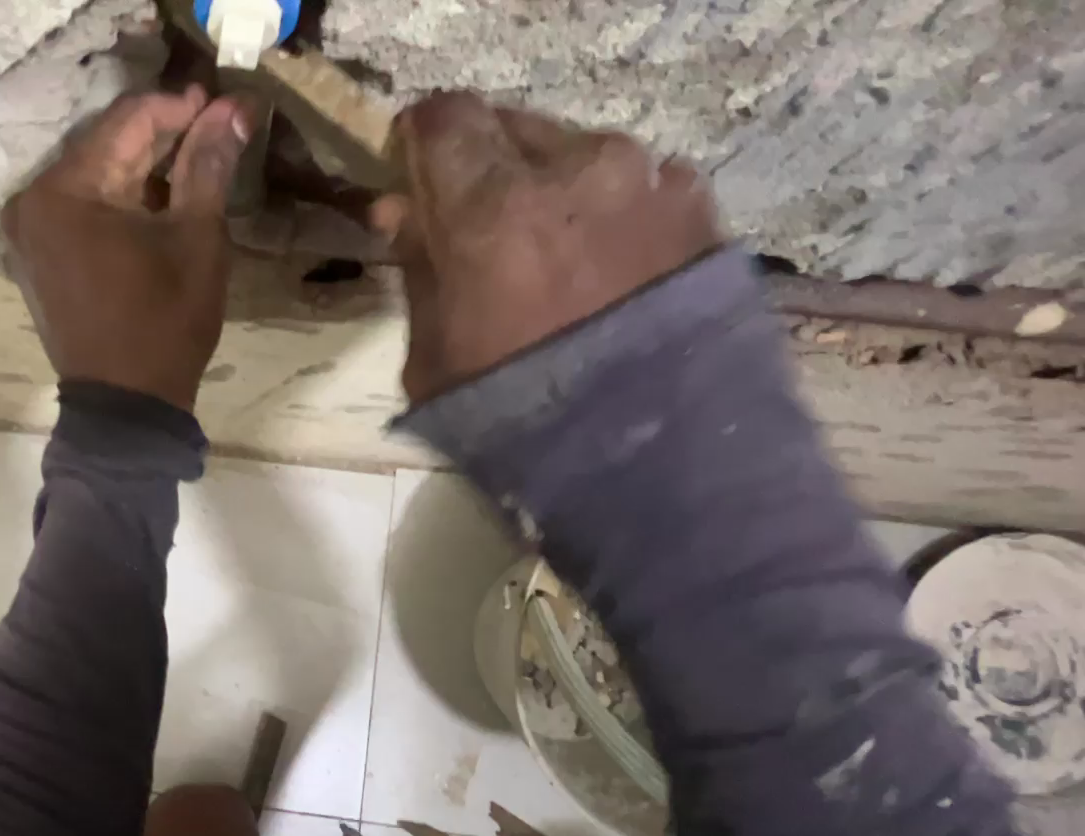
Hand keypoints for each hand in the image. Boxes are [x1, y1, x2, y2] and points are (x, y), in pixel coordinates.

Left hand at [1, 88, 252, 411]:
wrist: (126, 408)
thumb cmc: (164, 326)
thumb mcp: (196, 241)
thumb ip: (208, 167)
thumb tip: (232, 109)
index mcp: (63, 193)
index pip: (126, 123)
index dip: (178, 108)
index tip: (221, 101)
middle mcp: (31, 205)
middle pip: (104, 150)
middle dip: (159, 140)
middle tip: (213, 129)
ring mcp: (27, 236)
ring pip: (92, 181)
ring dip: (140, 172)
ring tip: (192, 167)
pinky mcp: (36, 262)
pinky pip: (78, 214)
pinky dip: (116, 204)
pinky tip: (154, 204)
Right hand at [373, 91, 723, 405]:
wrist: (646, 460)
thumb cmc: (514, 415)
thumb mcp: (432, 356)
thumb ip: (414, 268)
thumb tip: (396, 208)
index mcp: (491, 207)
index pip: (442, 118)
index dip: (419, 139)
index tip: (412, 175)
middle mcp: (573, 169)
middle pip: (506, 124)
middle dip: (479, 164)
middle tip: (473, 225)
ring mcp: (645, 179)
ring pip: (572, 149)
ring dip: (545, 184)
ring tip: (546, 253)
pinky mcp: (696, 204)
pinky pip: (632, 179)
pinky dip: (604, 206)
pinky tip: (603, 267)